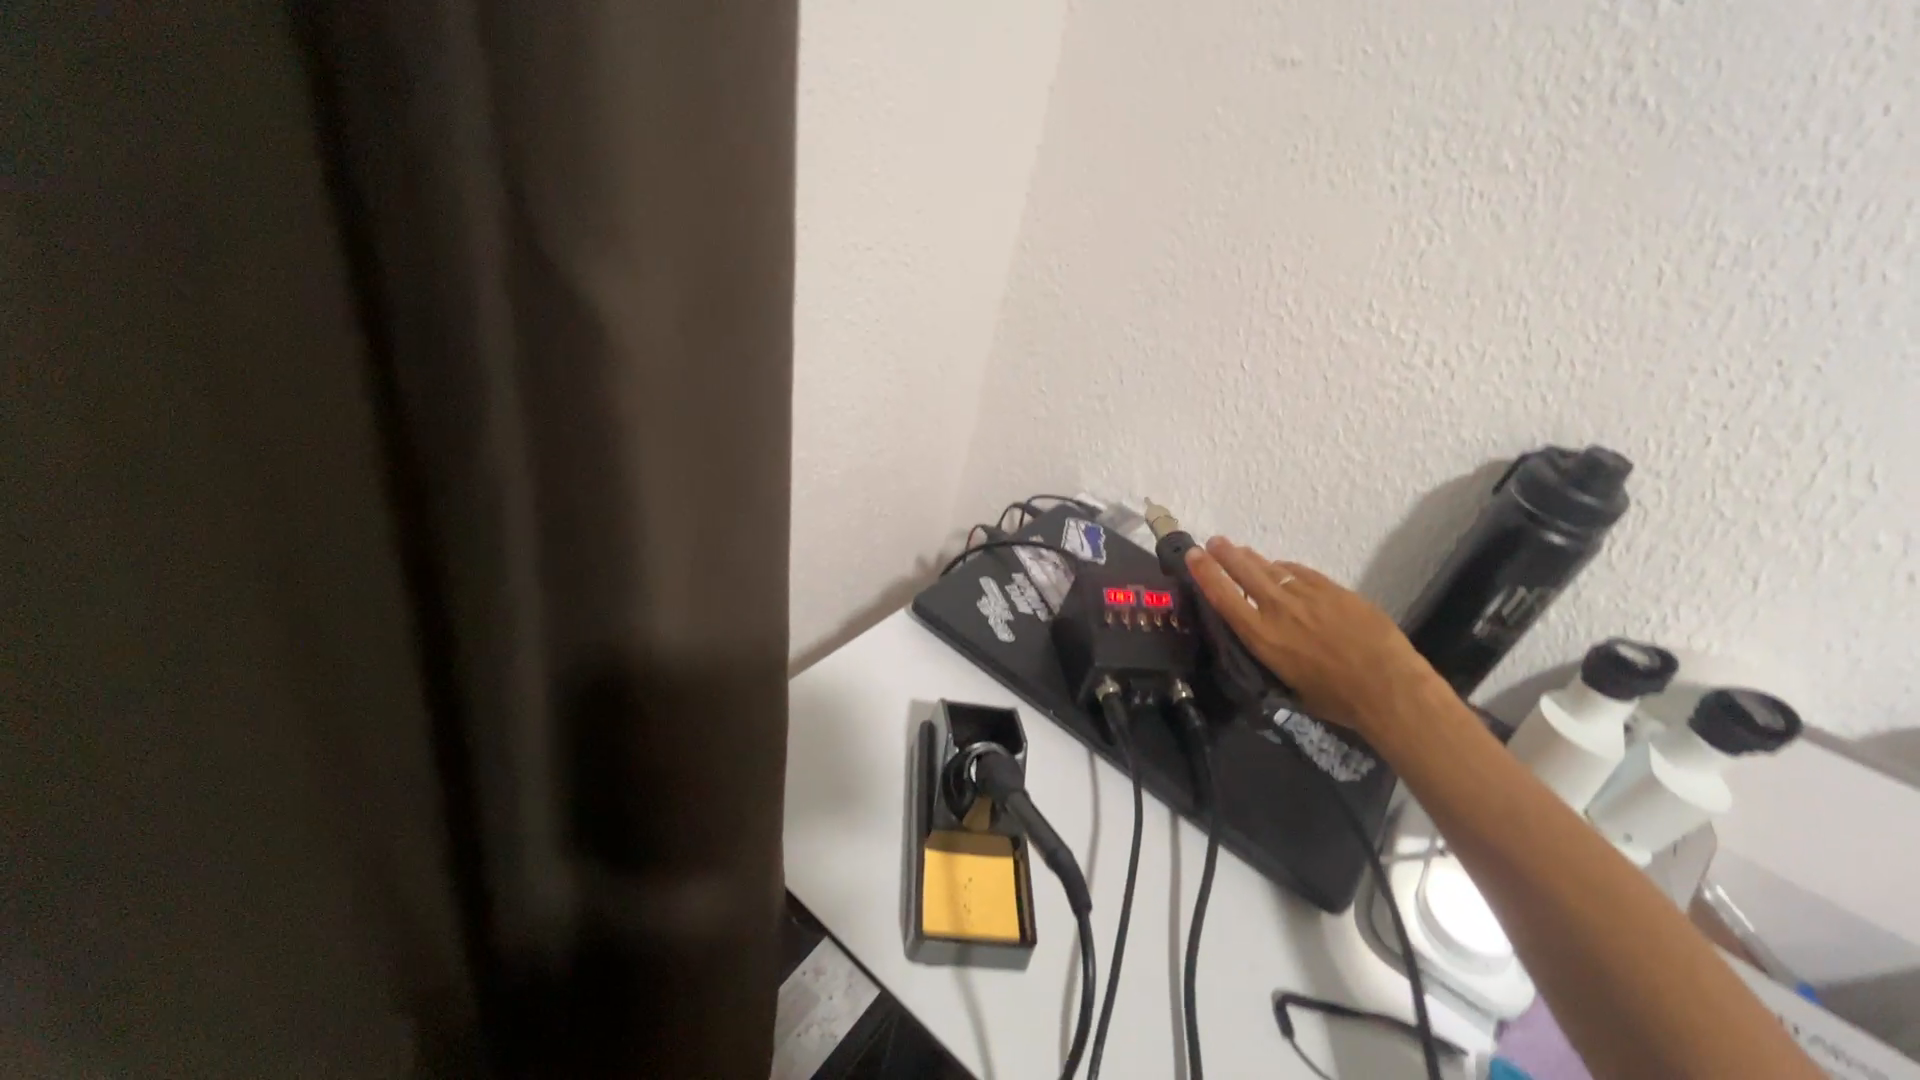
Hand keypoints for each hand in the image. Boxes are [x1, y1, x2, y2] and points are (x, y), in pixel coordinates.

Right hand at [1183, 536, 1443, 737]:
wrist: (1387, 685)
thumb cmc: (1336, 699)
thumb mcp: (1290, 685)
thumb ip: (1274, 658)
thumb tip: (1269, 648)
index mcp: (1262, 637)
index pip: (1224, 597)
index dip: (1205, 574)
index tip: (1193, 556)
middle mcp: (1278, 610)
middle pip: (1245, 572)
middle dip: (1225, 554)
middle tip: (1214, 542)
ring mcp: (1308, 595)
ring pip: (1273, 569)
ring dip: (1253, 559)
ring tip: (1239, 550)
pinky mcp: (1334, 590)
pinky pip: (1301, 572)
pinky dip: (1287, 568)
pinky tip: (1283, 567)